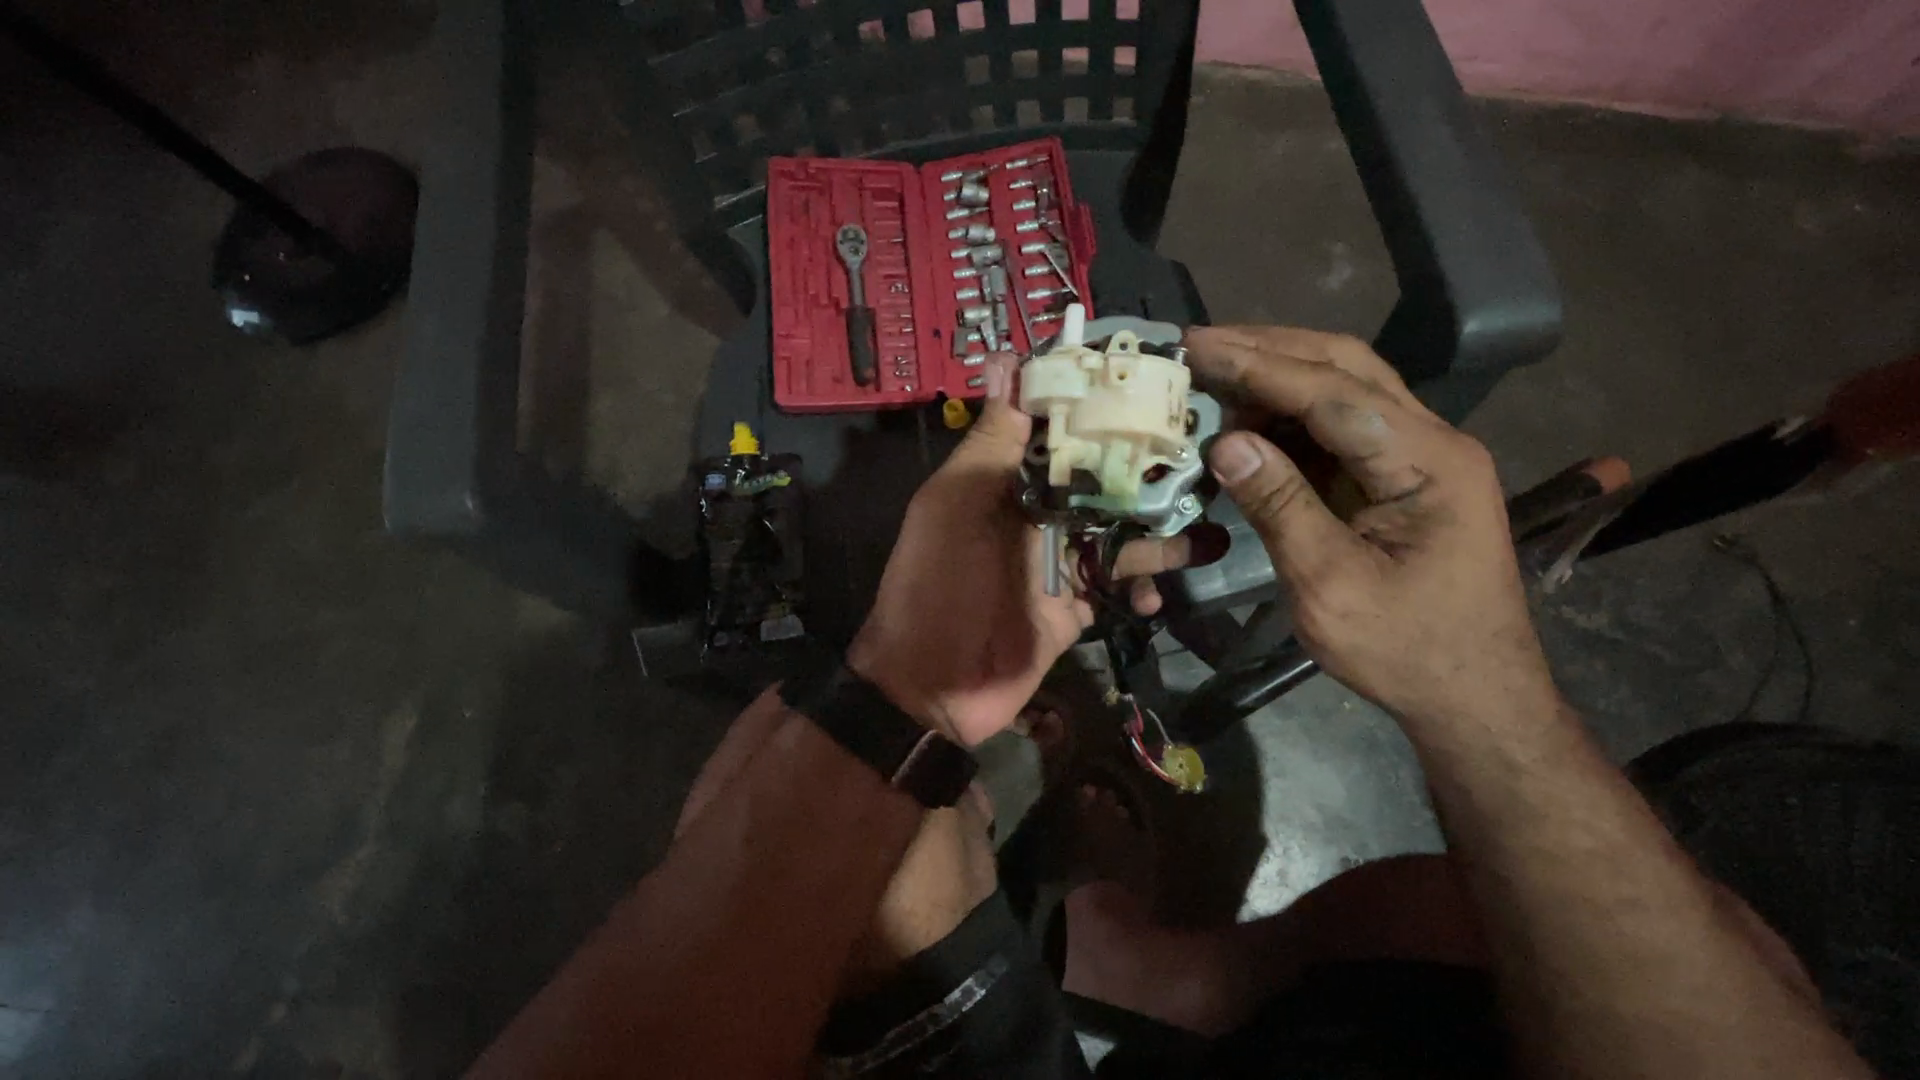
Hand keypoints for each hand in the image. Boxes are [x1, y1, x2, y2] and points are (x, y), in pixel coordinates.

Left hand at [849, 357, 1196, 745]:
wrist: (932, 689)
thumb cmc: (937, 588)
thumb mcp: (952, 509)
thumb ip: (988, 445)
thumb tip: (1006, 361)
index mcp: (1006, 484)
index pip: (1061, 433)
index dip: (1102, 409)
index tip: (1155, 385)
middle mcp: (1037, 515)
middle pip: (1101, 482)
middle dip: (1148, 471)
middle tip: (1207, 457)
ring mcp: (1059, 563)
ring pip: (1120, 532)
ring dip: (1160, 530)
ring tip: (1208, 525)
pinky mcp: (1076, 608)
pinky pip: (1118, 586)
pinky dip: (1143, 586)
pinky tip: (1157, 590)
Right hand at [1185, 326, 1558, 727]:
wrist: (1473, 695)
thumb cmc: (1404, 650)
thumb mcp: (1330, 586)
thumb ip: (1280, 506)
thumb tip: (1225, 441)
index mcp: (1428, 464)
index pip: (1335, 394)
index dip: (1260, 366)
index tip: (1195, 347)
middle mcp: (1433, 442)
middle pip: (1347, 368)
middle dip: (1268, 350)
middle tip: (1197, 347)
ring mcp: (1421, 456)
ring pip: (1345, 388)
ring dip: (1277, 376)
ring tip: (1211, 379)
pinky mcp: (1401, 477)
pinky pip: (1340, 427)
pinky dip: (1288, 415)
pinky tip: (1247, 421)